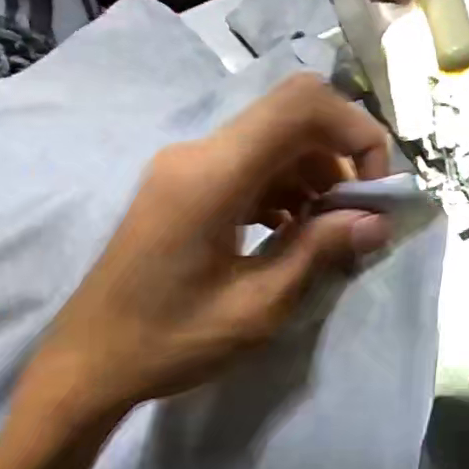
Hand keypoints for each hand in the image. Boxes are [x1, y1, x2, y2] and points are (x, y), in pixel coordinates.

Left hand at [16, 74, 393, 427]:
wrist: (92, 361)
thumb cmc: (171, 342)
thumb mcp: (256, 307)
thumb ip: (318, 252)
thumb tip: (377, 221)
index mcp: (212, 175)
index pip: (301, 107)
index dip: (357, 133)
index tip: (377, 193)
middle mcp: (198, 154)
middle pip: (291, 120)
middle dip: (341, 161)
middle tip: (360, 222)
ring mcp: (186, 169)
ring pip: (273, 145)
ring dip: (315, 180)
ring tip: (331, 239)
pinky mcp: (183, 189)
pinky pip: (249, 170)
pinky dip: (285, 194)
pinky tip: (295, 238)